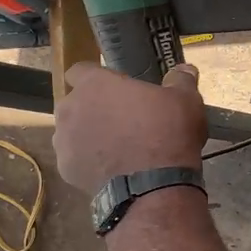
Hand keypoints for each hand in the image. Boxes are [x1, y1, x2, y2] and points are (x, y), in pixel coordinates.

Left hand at [53, 62, 207, 192]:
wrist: (152, 181)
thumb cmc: (168, 130)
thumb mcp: (187, 100)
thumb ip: (180, 81)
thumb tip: (184, 69)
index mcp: (96, 86)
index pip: (80, 70)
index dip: (97, 75)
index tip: (117, 84)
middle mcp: (71, 109)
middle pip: (77, 101)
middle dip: (96, 106)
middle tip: (127, 115)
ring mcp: (63, 140)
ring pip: (74, 129)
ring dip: (92, 131)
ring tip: (123, 142)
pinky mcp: (65, 167)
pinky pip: (77, 155)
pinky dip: (93, 156)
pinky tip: (118, 163)